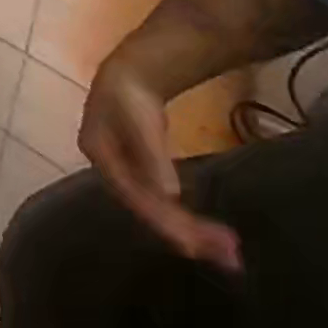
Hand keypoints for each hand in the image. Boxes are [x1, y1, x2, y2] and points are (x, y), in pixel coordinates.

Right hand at [79, 62, 242, 271]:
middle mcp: (106, 167)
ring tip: (227, 249)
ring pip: (153, 206)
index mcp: (99, 153)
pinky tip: (201, 228)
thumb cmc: (130, 92)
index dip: (163, 221)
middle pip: (144, 206)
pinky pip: (158, 199)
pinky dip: (182, 215)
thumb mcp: (141, 120)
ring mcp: (120, 169)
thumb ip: (152, 156)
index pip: (131, 195)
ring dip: (188, 228)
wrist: (130, 72)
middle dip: (184, 230)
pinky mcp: (135, 169)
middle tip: (229, 256)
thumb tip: (170, 194)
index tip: (196, 246)